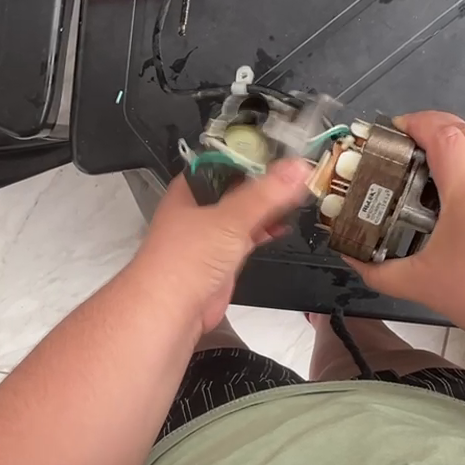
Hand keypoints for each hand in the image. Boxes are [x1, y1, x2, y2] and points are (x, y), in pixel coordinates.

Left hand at [124, 160, 311, 332]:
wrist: (169, 311)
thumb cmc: (179, 263)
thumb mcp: (229, 219)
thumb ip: (265, 194)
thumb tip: (294, 169)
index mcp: (190, 189)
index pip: (225, 162)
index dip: (252, 156)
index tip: (282, 153)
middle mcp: (198, 210)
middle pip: (236, 188)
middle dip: (264, 183)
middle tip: (295, 174)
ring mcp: (209, 236)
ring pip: (243, 214)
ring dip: (267, 208)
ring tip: (295, 195)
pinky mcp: (220, 261)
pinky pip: (246, 239)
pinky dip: (265, 231)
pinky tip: (281, 226)